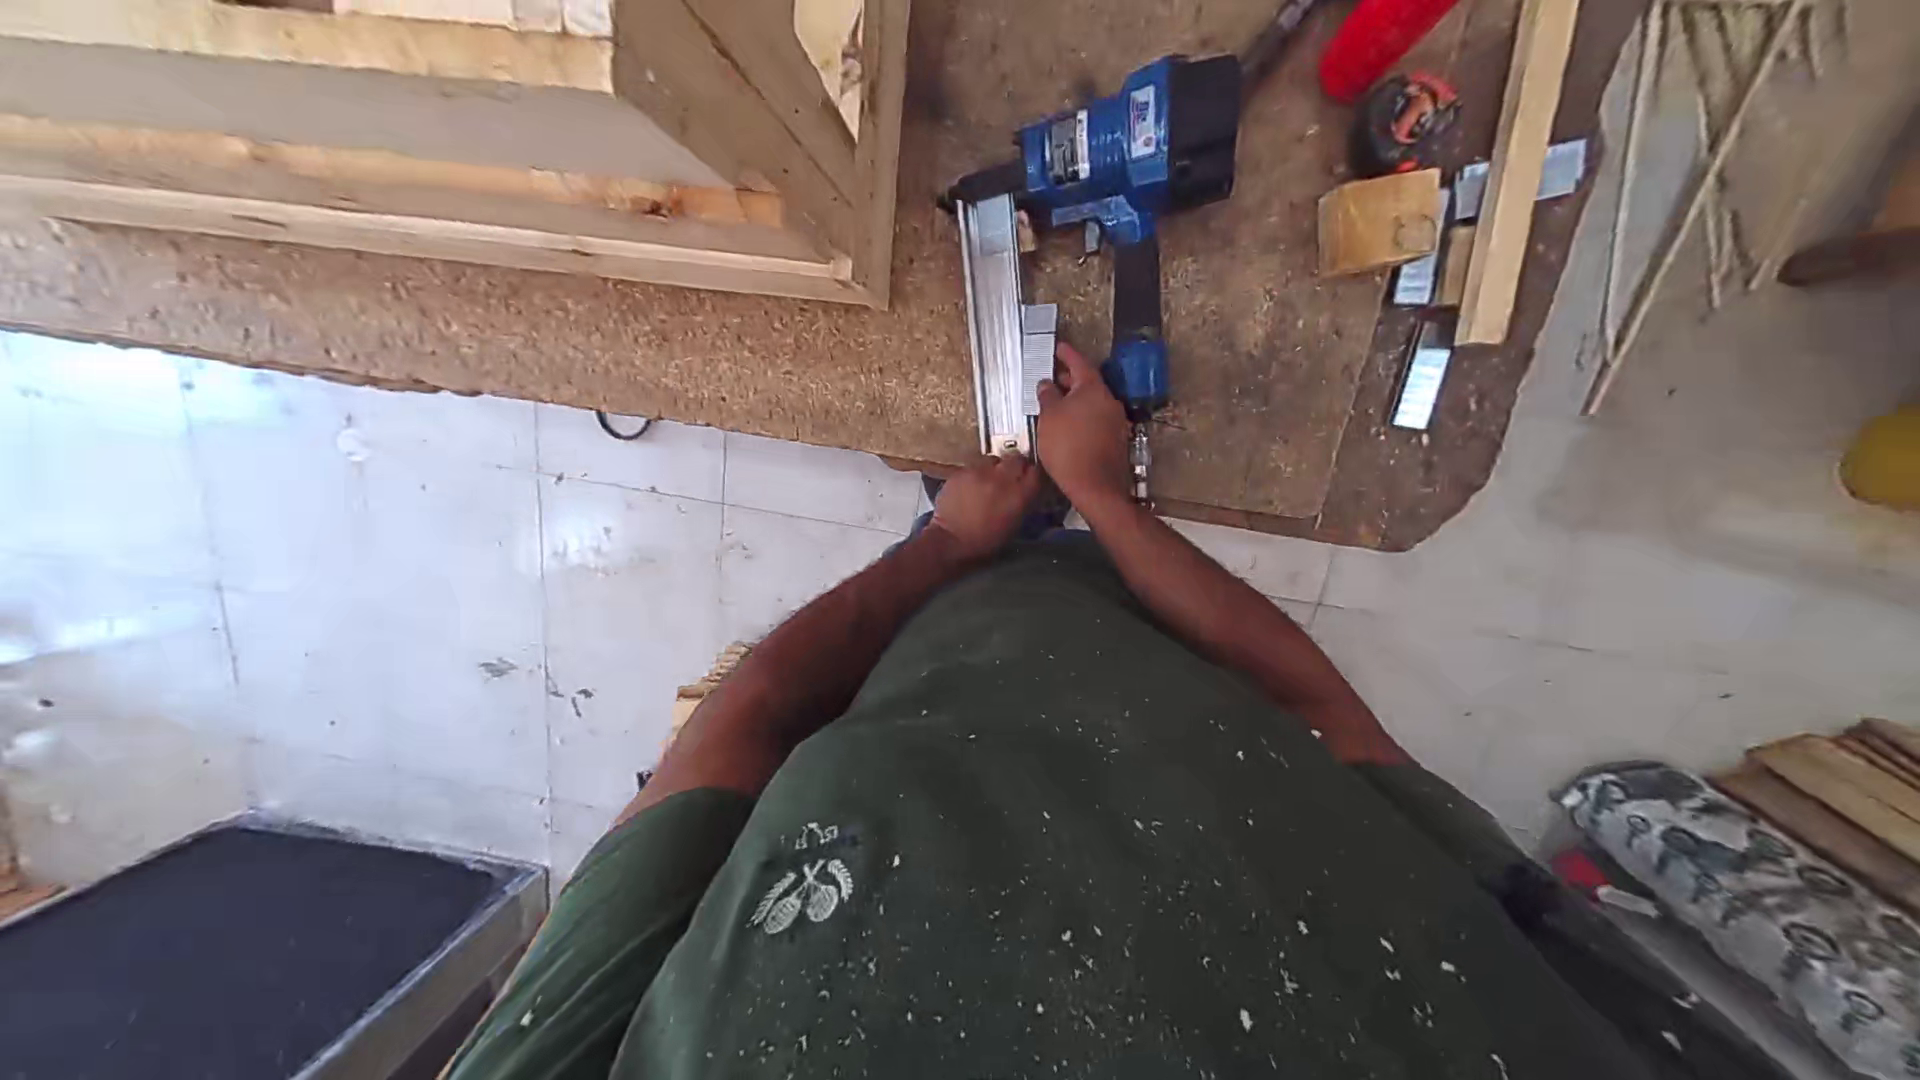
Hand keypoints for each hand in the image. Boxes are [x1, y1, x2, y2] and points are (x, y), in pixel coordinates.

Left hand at [926, 453, 1042, 561]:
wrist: (951, 542)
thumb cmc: (986, 542)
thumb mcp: (1014, 525)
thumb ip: (1023, 502)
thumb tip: (1026, 489)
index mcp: (1019, 495)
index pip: (1036, 472)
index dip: (1033, 474)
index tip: (1028, 479)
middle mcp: (1002, 479)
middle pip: (1017, 459)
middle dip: (1015, 466)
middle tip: (1009, 476)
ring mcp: (980, 472)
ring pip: (994, 459)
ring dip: (994, 468)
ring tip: (987, 480)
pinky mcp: (962, 471)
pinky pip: (974, 466)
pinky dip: (975, 474)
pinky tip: (970, 486)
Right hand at [1036, 341, 1129, 509]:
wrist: (1094, 485)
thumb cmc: (1068, 447)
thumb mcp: (1049, 417)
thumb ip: (1047, 396)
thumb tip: (1047, 384)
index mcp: (1093, 389)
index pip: (1079, 363)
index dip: (1066, 354)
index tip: (1057, 347)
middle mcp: (1108, 400)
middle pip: (1087, 383)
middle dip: (1068, 379)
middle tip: (1051, 376)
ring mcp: (1114, 421)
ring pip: (1091, 402)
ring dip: (1074, 400)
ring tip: (1055, 403)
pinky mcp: (1114, 439)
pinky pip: (1095, 419)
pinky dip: (1081, 416)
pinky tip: (1067, 426)